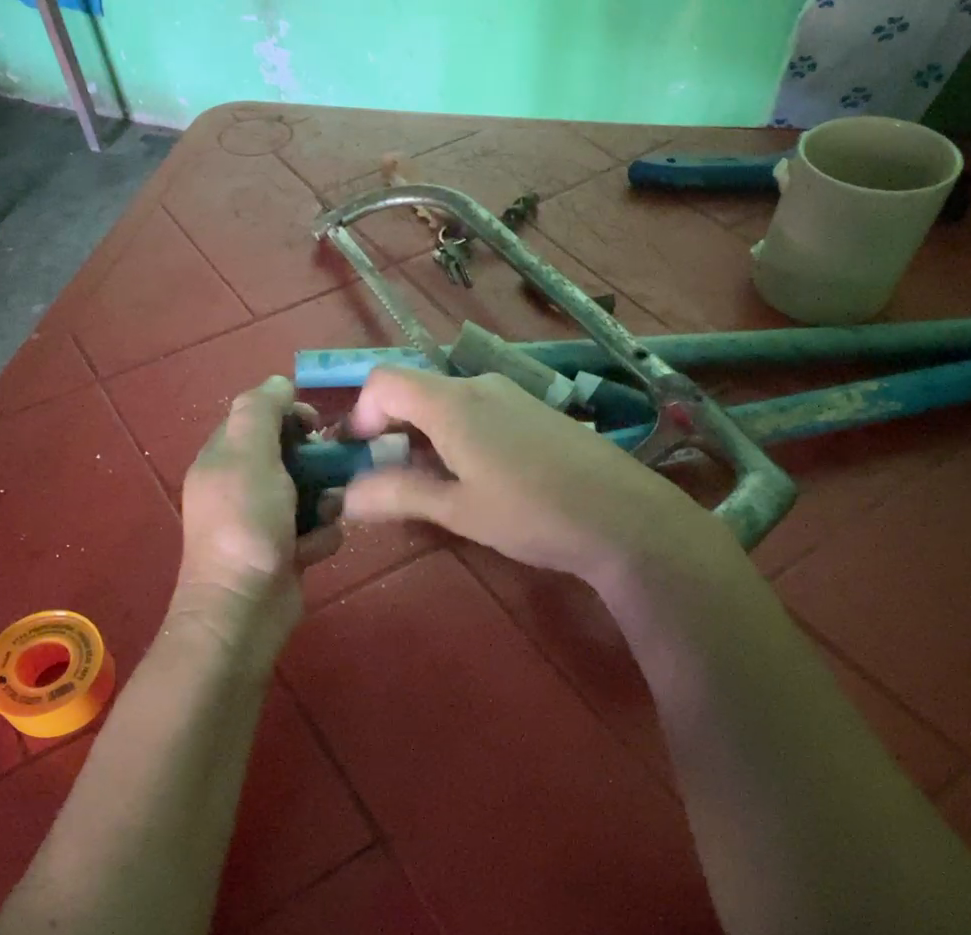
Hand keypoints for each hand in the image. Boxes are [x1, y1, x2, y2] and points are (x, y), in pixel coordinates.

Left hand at [175, 376, 341, 640]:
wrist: (244, 607)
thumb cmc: (246, 524)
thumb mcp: (249, 454)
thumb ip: (261, 411)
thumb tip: (278, 382)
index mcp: (223, 458)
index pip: (258, 418)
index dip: (290, 414)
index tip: (316, 425)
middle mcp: (240, 486)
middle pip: (290, 455)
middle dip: (316, 462)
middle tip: (331, 471)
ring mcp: (262, 522)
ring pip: (311, 493)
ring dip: (324, 503)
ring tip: (322, 517)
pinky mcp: (285, 552)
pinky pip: (315, 529)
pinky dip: (320, 538)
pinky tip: (312, 550)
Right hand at [342, 367, 734, 581]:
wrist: (623, 517)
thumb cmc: (531, 514)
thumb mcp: (458, 510)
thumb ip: (399, 493)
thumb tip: (347, 493)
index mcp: (451, 403)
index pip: (384, 381)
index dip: (360, 414)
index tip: (360, 456)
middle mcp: (480, 386)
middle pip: (416, 391)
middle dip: (393, 430)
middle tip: (391, 480)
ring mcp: (514, 396)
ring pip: (450, 403)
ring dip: (428, 436)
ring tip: (436, 486)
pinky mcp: (539, 413)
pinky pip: (482, 412)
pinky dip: (461, 436)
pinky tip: (481, 479)